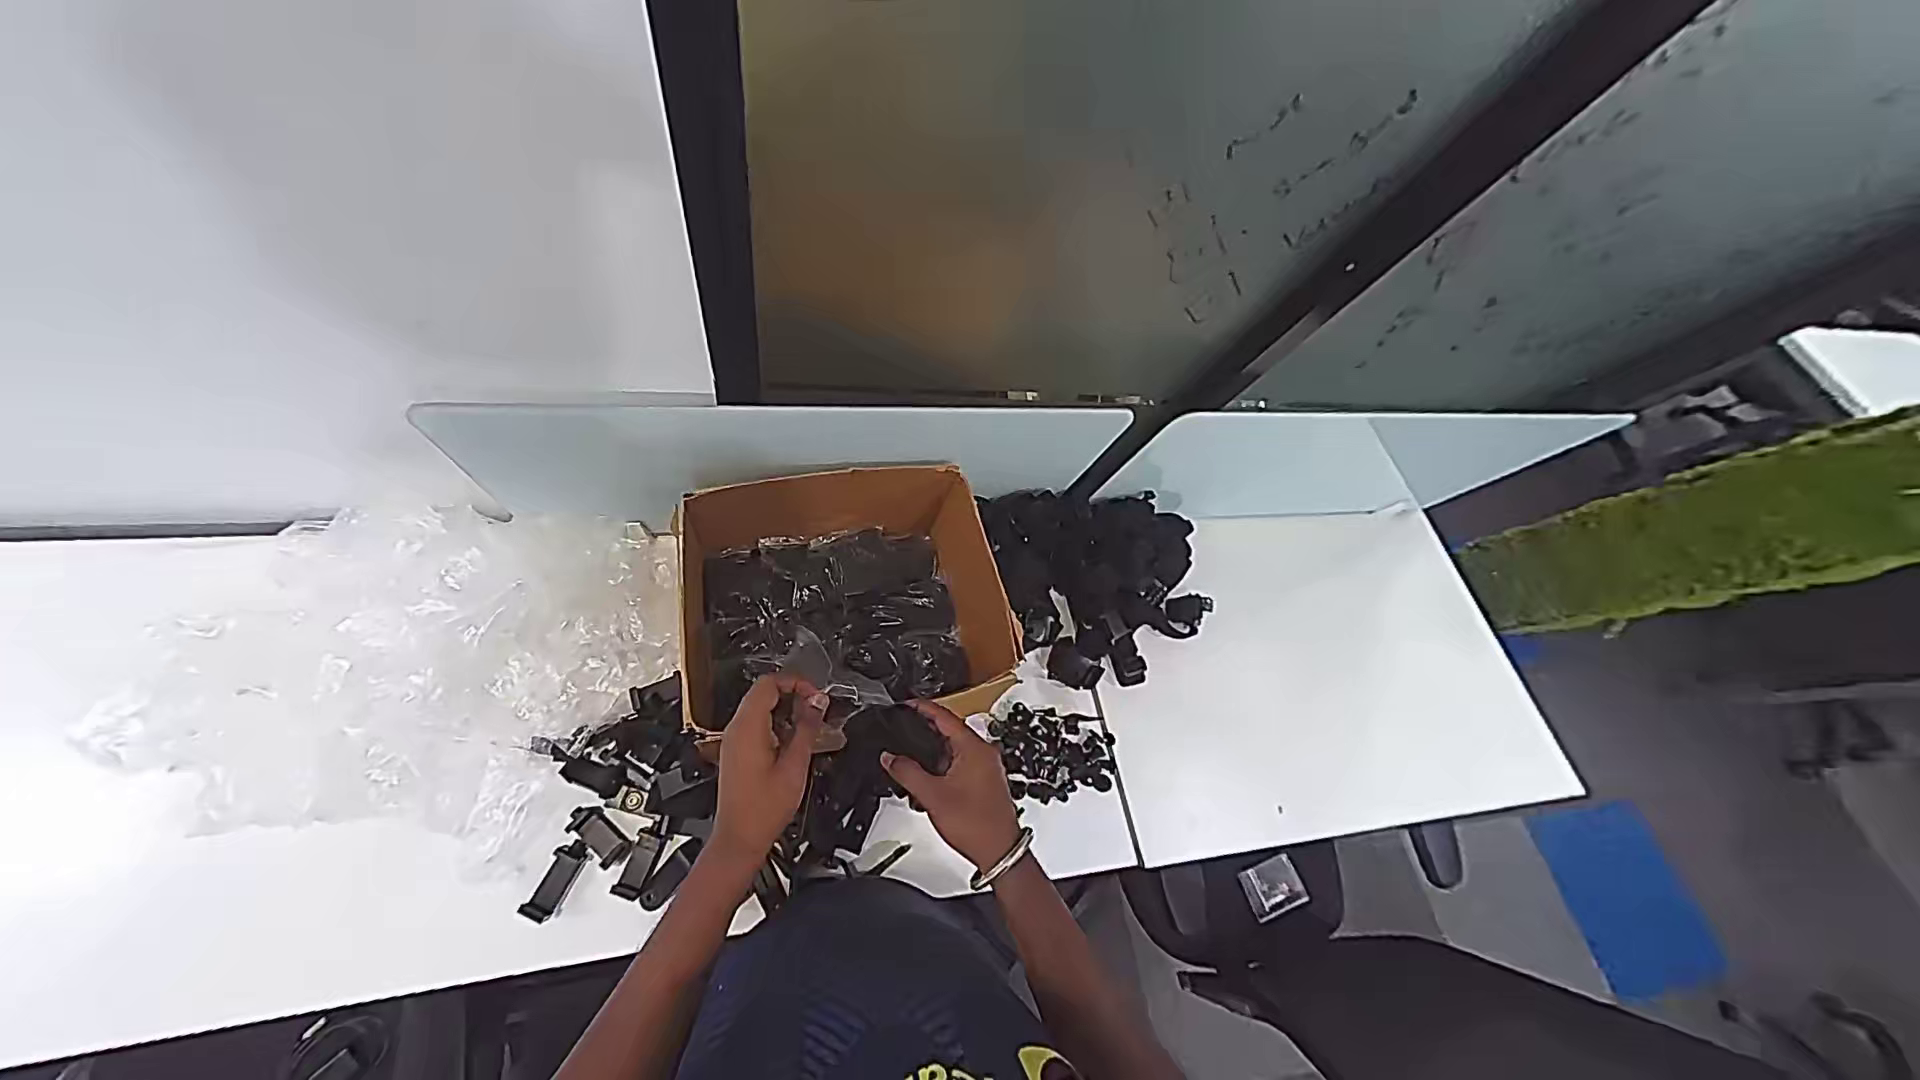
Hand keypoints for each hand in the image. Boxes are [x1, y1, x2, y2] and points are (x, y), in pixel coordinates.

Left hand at [713, 674, 827, 862]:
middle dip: (794, 696)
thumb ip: (807, 727)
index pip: (769, 683)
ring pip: (762, 708)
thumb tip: (818, 701)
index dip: (796, 683)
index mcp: (748, 728)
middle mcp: (736, 730)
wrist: (740, 839)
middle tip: (816, 710)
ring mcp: (734, 741)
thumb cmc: (763, 810)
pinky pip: (757, 725)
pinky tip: (794, 743)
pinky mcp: (737, 752)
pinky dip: (777, 725)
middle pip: (765, 692)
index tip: (815, 696)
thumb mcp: (795, 764)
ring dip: (787, 711)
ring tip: (809, 728)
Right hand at [882, 700, 1023, 871]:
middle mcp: (984, 753)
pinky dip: (944, 764)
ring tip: (912, 757)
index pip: (945, 717)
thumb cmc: (977, 825)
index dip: (924, 708)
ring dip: (934, 751)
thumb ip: (908, 772)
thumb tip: (890, 758)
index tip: (909, 703)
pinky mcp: (986, 780)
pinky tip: (929, 778)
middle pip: (950, 731)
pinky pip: (961, 762)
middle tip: (906, 727)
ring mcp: (987, 767)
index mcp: (974, 748)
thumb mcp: (933, 796)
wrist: (999, 851)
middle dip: (926, 730)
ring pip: (955, 748)